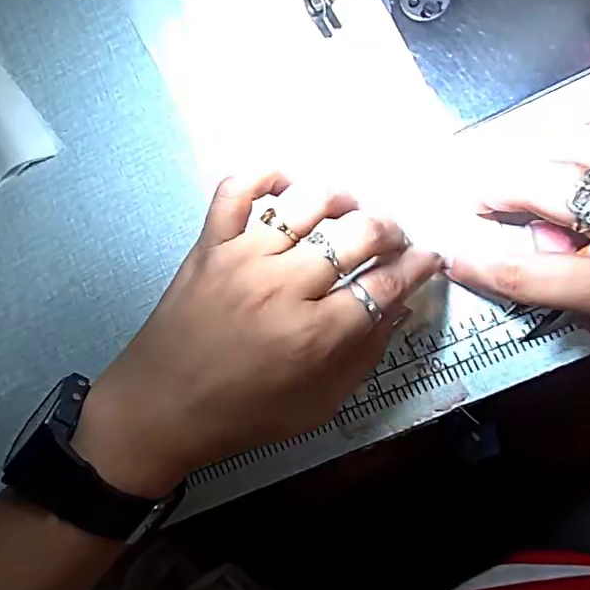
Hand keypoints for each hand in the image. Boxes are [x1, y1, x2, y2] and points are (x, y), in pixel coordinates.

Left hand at [74, 173, 442, 496]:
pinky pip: (237, 190)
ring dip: (344, 199)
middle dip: (391, 232)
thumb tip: (400, 308)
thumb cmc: (244, 415)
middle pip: (358, 235)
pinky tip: (287, 184)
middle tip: (394, 241)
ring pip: (308, 204)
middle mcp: (284, 287)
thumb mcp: (318, 404)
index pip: (385, 285)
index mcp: (315, 335)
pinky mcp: (209, 244)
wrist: (159, 410)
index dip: (418, 267)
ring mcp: (243, 258)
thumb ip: (365, 356)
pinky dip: (264, 175)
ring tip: (352, 210)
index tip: (431, 257)